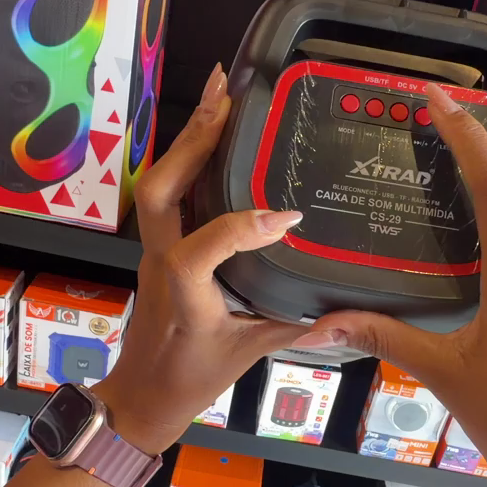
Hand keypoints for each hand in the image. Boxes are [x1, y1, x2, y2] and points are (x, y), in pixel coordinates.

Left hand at [92, 66, 337, 453]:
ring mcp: (154, 251)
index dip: (244, 227)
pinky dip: (188, 158)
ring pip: (157, 185)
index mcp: (183, 294)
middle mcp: (161, 263)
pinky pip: (167, 195)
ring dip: (188, 137)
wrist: (141, 396)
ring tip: (220, 94)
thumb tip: (345, 312)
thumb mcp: (248, 355)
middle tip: (226, 90)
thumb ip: (295, 328)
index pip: (203, 248)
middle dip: (194, 136)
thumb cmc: (190, 379)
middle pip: (160, 189)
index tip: (289, 218)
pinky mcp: (158, 247)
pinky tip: (212, 136)